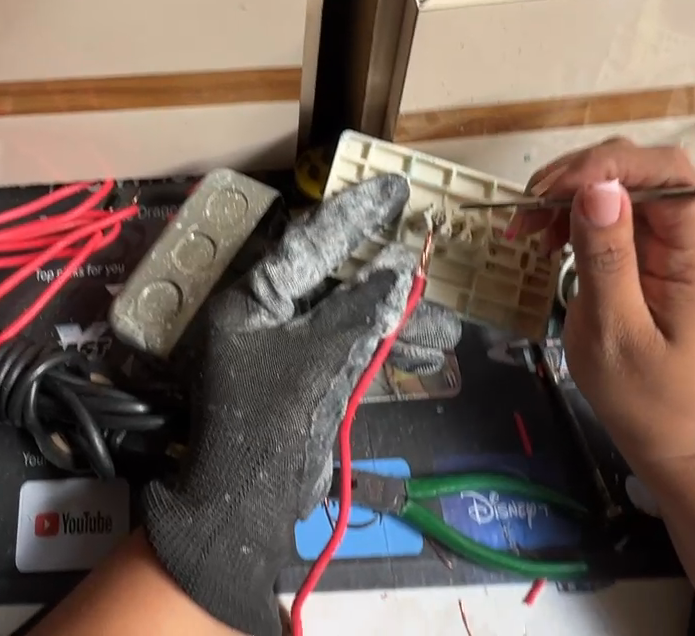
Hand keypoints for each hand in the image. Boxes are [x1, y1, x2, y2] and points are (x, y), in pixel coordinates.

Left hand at [144, 175, 460, 633]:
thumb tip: (399, 270)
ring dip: (400, 322)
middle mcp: (273, 312)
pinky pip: (356, 348)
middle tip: (429, 252)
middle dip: (390, 277)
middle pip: (340, 278)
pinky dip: (390, 350)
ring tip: (447, 331)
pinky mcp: (314, 374)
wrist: (247, 505)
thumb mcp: (318, 359)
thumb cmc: (270, 424)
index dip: (355, 213)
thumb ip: (360, 312)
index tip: (394, 189)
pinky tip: (429, 357)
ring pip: (355, 316)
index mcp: (256, 297)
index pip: (311, 241)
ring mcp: (294, 344)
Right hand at [515, 140, 694, 470]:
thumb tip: (599, 188)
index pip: (668, 176)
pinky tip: (544, 236)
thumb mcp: (617, 333)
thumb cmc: (647, 395)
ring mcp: (669, 242)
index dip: (611, 166)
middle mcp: (691, 238)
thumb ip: (608, 259)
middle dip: (580, 176)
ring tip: (528, 225)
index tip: (556, 189)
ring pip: (618, 184)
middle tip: (529, 207)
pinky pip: (609, 211)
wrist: (672, 433)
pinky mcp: (646, 251)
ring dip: (568, 193)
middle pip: (640, 170)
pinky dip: (570, 213)